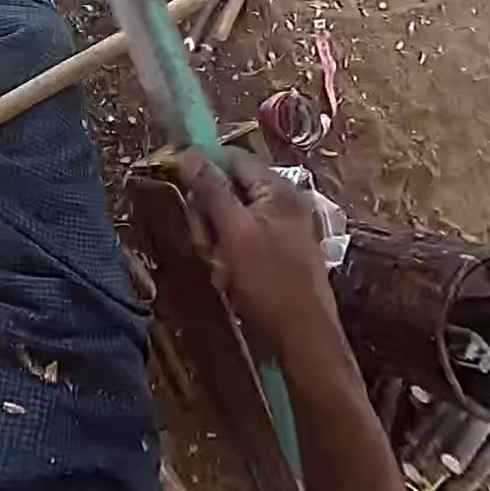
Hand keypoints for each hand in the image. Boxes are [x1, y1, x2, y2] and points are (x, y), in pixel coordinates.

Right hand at [174, 149, 339, 348]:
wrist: (305, 337)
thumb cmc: (270, 280)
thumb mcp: (234, 231)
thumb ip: (212, 190)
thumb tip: (188, 153)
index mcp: (277, 187)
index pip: (232, 158)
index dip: (205, 170)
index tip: (183, 192)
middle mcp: (283, 199)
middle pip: (231, 189)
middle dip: (211, 214)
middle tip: (207, 243)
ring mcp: (284, 225)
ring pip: (234, 217)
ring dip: (219, 239)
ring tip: (222, 267)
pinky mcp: (281, 249)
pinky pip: (245, 238)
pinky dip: (232, 254)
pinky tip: (231, 277)